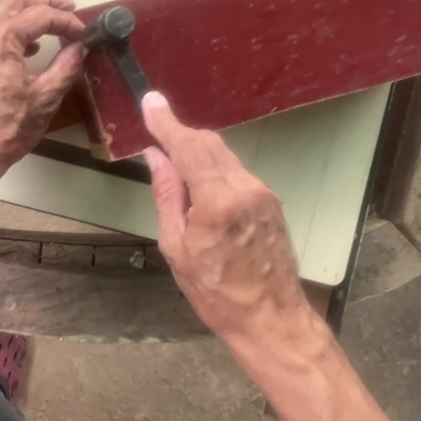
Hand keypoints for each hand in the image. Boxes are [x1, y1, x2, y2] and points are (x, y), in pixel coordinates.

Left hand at [0, 0, 85, 190]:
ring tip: (52, 26)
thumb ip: (66, 66)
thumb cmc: (5, 129)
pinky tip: (28, 48)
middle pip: (14, 3)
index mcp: (0, 41)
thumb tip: (79, 48)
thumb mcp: (45, 97)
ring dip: (26, 15)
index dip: (66, 21)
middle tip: (68, 10)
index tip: (83, 32)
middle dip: (44, 3)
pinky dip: (11, 31)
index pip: (39, 16)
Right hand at [141, 92, 318, 350]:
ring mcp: (262, 193)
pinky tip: (202, 187)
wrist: (270, 318)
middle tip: (156, 135)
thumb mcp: (176, 246)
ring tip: (176, 168)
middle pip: (208, 143)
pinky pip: (236, 171)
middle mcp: (244, 188)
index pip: (188, 147)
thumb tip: (156, 157)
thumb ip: (167, 195)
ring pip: (224, 155)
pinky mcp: (270, 201)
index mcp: (216, 201)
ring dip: (198, 151)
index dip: (166, 122)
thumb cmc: (215, 292)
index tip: (150, 102)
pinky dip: (214, 168)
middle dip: (181, 135)